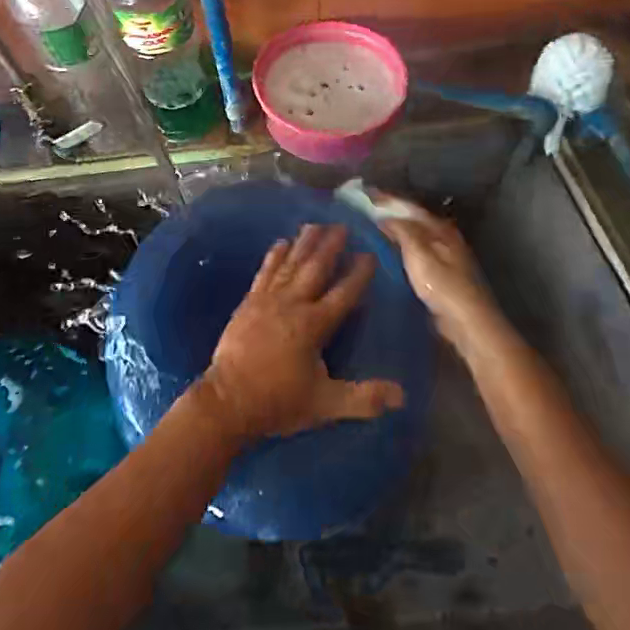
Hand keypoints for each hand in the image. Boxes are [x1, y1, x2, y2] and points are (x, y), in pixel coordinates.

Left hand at [198, 224, 405, 440]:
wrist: (228, 400)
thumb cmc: (279, 401)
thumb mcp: (326, 404)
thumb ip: (364, 398)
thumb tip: (401, 395)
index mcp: (314, 325)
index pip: (344, 293)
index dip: (358, 274)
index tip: (370, 255)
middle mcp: (293, 304)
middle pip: (315, 268)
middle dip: (330, 246)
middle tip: (341, 226)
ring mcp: (268, 301)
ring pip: (290, 264)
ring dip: (304, 244)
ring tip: (315, 225)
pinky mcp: (249, 303)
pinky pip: (265, 272)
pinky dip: (274, 256)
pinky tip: (280, 243)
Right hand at [373, 194, 502, 347]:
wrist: (466, 321)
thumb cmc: (442, 285)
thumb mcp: (419, 253)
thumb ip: (402, 231)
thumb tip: (386, 216)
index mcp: (440, 228)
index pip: (410, 207)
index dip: (388, 200)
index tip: (366, 194)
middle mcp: (444, 238)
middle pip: (413, 220)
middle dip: (390, 213)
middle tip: (365, 211)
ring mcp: (443, 257)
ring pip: (413, 237)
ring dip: (394, 231)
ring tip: (371, 229)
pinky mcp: (439, 275)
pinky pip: (414, 254)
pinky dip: (399, 248)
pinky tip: (386, 253)